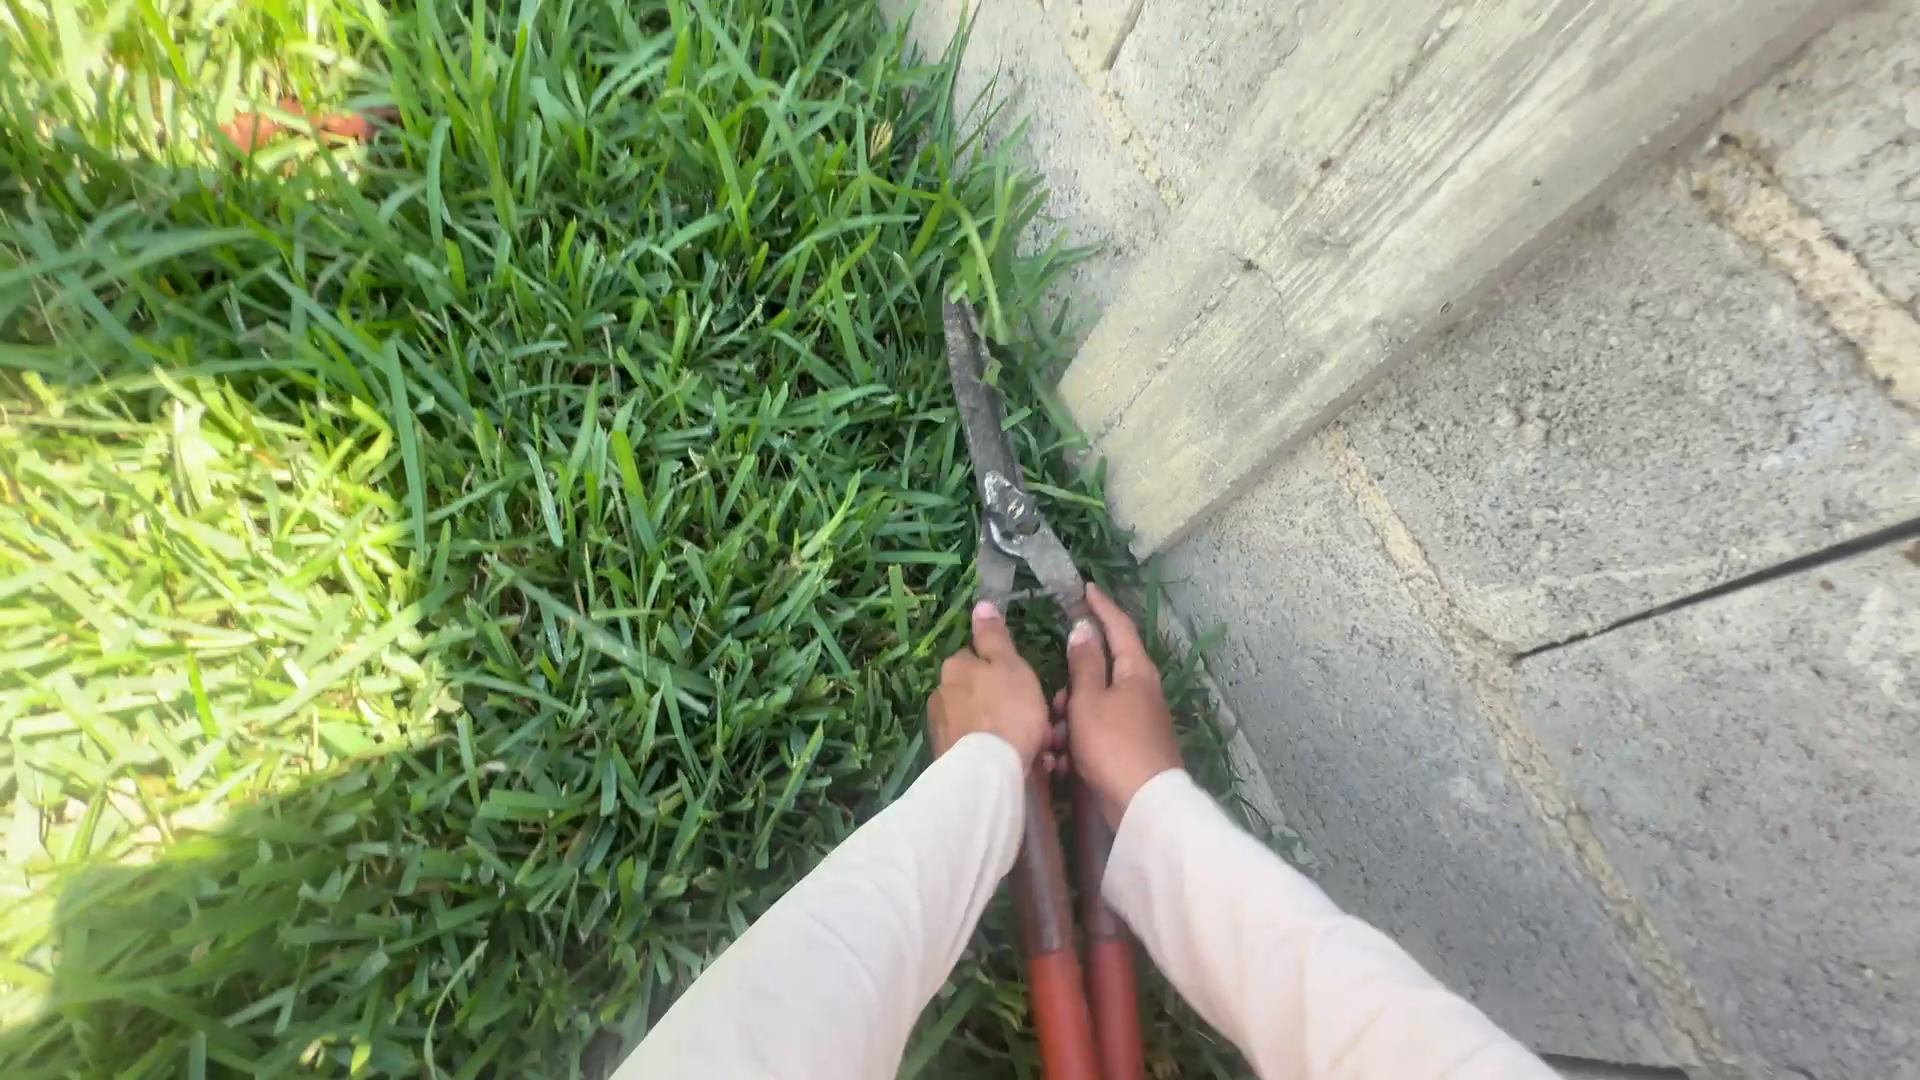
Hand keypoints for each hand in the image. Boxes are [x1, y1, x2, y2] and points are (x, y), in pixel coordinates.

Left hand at [927, 600, 1049, 764]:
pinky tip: (1012, 760)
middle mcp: (940, 692)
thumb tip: (981, 605)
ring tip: (1027, 744)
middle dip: (997, 700)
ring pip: (974, 718)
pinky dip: (990, 748)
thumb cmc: (1008, 710)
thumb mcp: (1010, 665)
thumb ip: (994, 637)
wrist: (988, 771)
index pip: (975, 657)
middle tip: (1029, 717)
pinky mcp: (944, 755)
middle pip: (974, 689)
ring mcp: (939, 725)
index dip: (1000, 668)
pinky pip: (972, 744)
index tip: (1021, 684)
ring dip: (995, 726)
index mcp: (955, 666)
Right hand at [1065, 584, 1182, 826]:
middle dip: (1075, 677)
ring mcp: (1140, 718)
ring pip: (1097, 700)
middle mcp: (1143, 689)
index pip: (1119, 626)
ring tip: (1055, 732)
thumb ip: (1084, 663)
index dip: (1102, 606)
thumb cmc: (1112, 744)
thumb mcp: (1088, 700)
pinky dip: (1081, 733)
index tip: (1086, 588)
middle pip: (1104, 668)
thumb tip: (1083, 629)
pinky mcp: (1133, 744)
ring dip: (1072, 711)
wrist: (1143, 806)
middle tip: (1055, 693)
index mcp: (1136, 670)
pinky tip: (1064, 753)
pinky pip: (1100, 726)